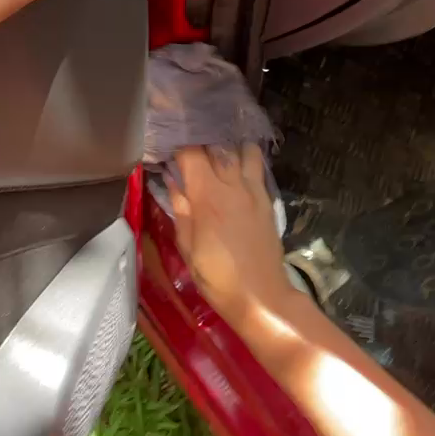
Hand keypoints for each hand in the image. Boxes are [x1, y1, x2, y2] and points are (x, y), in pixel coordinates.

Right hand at [172, 146, 305, 334]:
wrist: (260, 296)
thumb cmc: (217, 277)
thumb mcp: (187, 247)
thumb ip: (180, 209)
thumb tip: (172, 182)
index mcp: (207, 196)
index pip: (190, 152)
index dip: (177, 145)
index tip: (166, 146)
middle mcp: (232, 184)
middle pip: (216, 145)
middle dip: (199, 140)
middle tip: (186, 144)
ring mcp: (254, 190)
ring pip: (242, 149)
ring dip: (226, 145)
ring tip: (213, 152)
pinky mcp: (267, 199)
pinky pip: (257, 166)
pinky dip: (245, 157)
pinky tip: (234, 165)